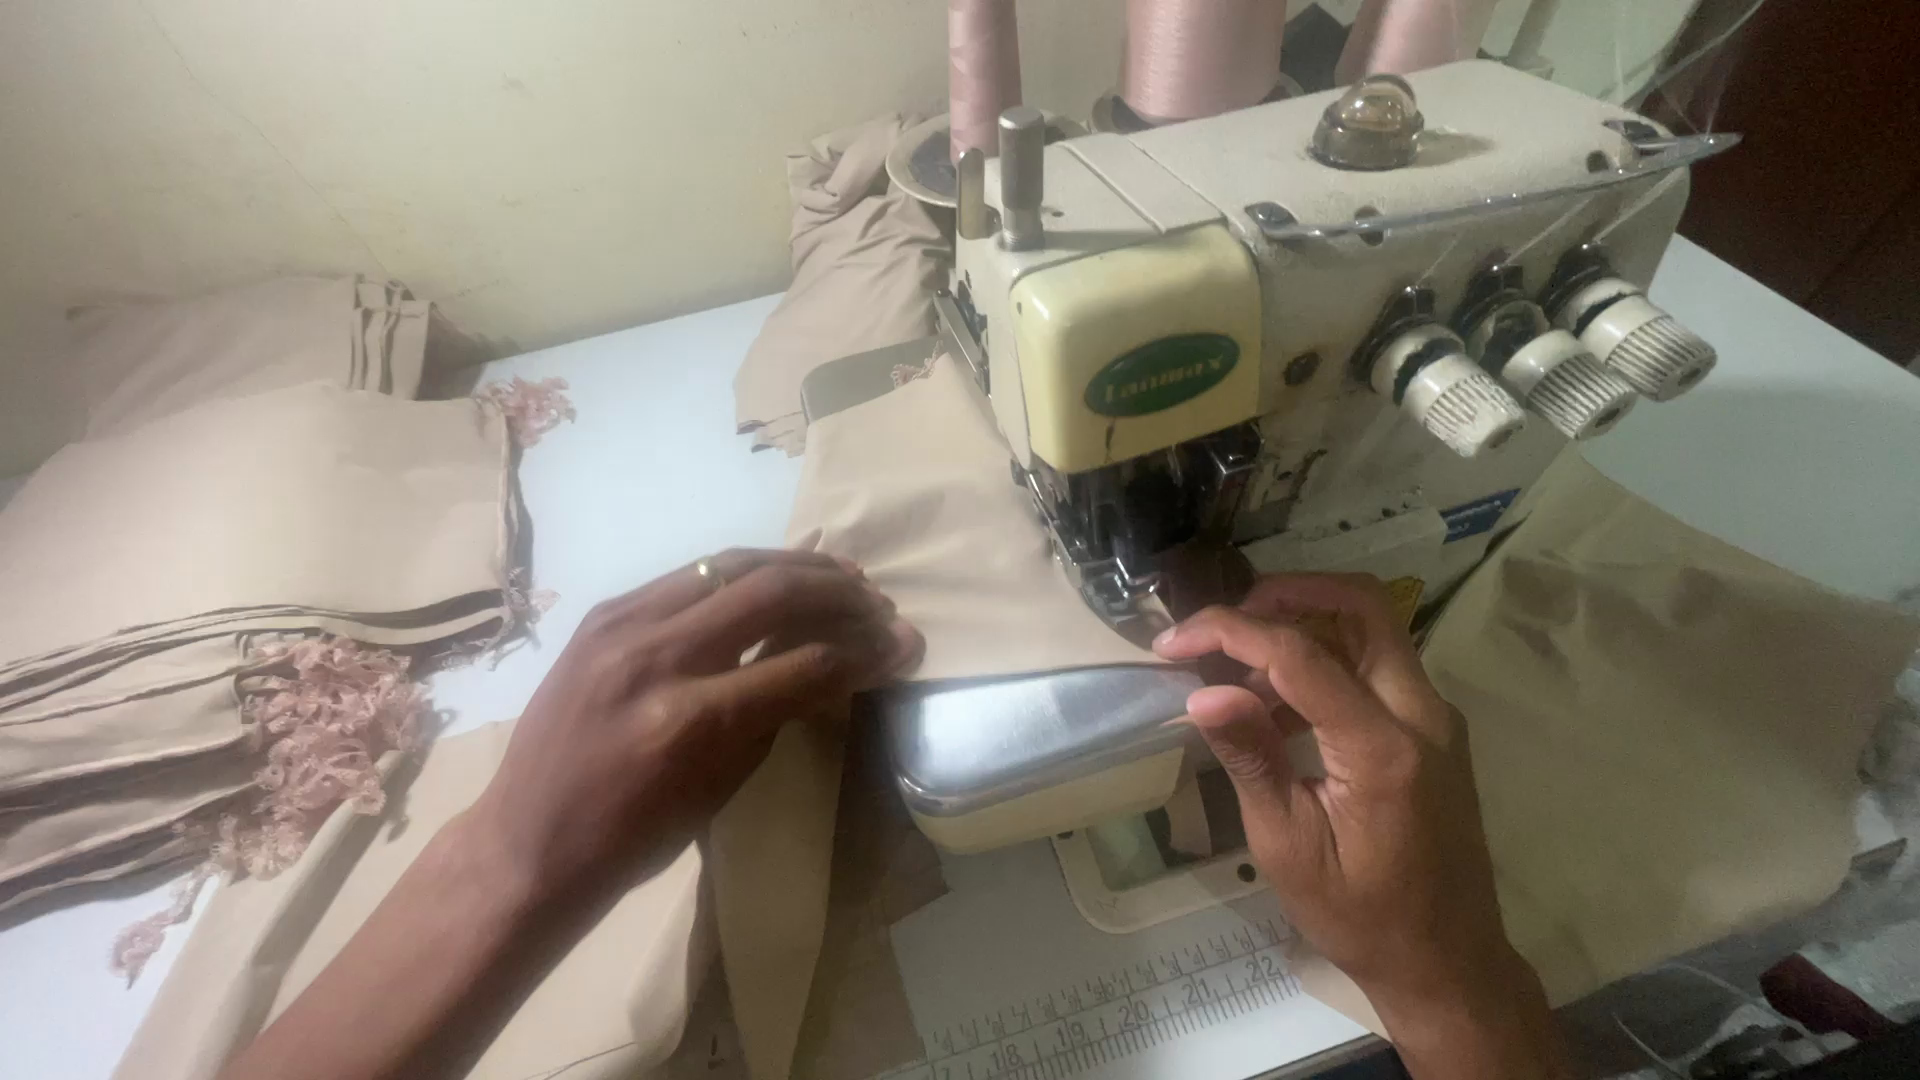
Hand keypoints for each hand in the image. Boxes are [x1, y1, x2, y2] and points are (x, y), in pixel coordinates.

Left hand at [474, 549, 919, 891]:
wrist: (530, 839)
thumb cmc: (637, 835)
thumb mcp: (726, 781)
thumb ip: (782, 708)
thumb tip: (840, 660)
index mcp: (691, 721)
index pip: (804, 664)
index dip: (866, 651)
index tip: (905, 643)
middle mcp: (657, 657)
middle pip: (773, 593)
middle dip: (839, 593)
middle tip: (877, 603)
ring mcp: (623, 625)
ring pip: (732, 565)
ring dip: (797, 566)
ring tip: (842, 575)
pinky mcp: (605, 612)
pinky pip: (691, 574)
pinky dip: (745, 571)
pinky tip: (776, 576)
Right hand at [1153, 573, 1566, 1078]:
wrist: (1448, 964)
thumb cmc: (1360, 914)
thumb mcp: (1288, 845)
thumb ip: (1251, 757)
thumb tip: (1201, 691)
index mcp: (1382, 747)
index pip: (1299, 654)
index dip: (1228, 633)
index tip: (1171, 643)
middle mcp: (1421, 714)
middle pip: (1359, 605)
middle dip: (1283, 593)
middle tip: (1223, 621)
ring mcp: (1432, 717)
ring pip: (1368, 626)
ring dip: (1298, 624)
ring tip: (1236, 670)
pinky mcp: (1428, 728)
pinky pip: (1372, 661)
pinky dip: (1319, 656)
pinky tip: (1273, 702)